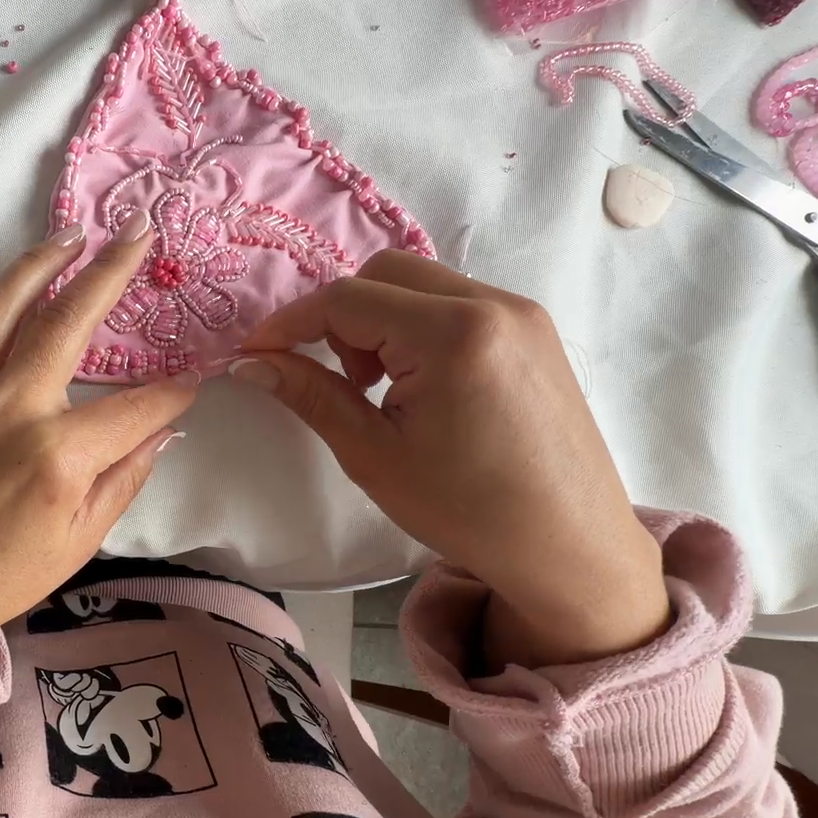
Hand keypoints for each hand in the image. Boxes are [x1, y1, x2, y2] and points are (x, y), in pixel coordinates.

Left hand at [0, 219, 198, 670]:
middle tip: (137, 232)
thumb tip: (165, 427)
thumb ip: (125, 478)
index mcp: (58, 455)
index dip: (174, 390)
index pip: (136, 406)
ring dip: (37, 264)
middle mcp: (9, 409)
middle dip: (111, 271)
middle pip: (68, 323)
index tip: (196, 374)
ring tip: (69, 234)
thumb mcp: (79, 543)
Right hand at [233, 251, 668, 667]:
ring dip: (376, 318)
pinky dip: (414, 325)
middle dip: (336, 315)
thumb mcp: (371, 453)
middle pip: (383, 273)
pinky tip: (415, 381)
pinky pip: (452, 301)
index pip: (345, 299)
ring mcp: (520, 312)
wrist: (568, 545)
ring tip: (376, 384)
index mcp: (452, 334)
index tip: (254, 354)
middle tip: (334, 375)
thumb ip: (308, 394)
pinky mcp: (533, 329)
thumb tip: (249, 364)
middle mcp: (492, 304)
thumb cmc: (464, 508)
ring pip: (418, 282)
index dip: (288, 322)